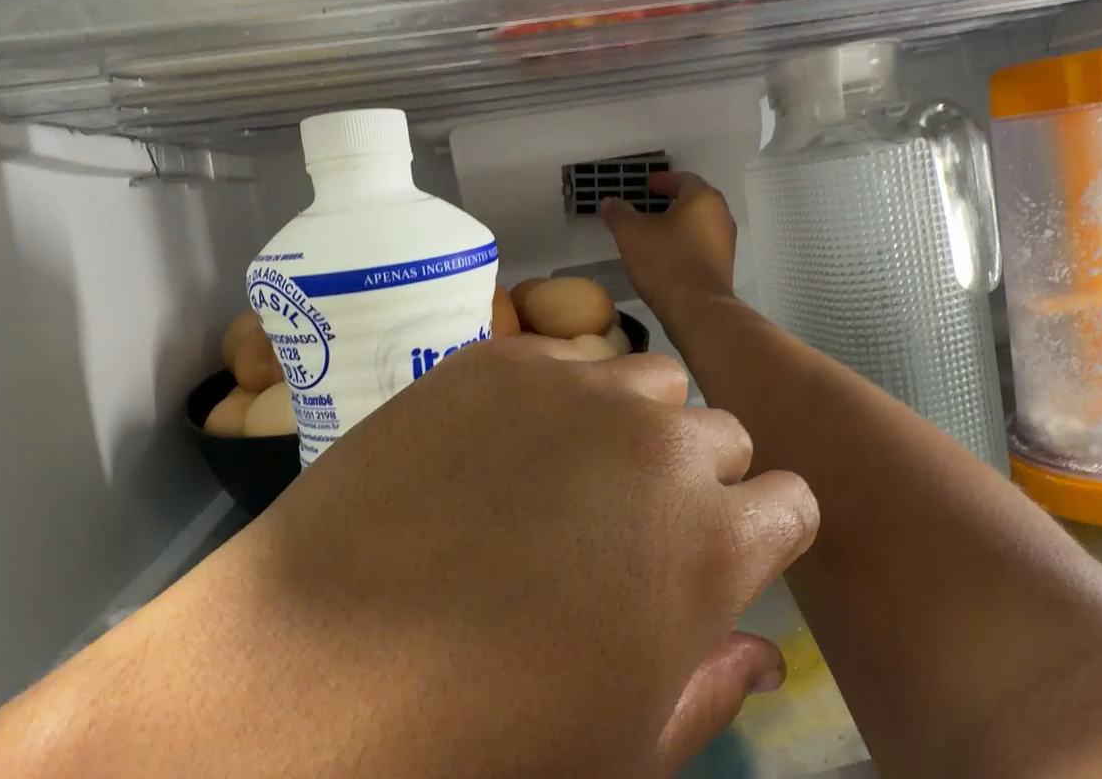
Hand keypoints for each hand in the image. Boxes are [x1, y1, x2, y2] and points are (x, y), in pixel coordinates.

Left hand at [143, 336, 817, 778]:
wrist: (308, 682)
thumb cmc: (484, 744)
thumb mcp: (622, 747)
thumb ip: (712, 688)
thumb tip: (764, 653)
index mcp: (715, 542)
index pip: (793, 501)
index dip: (760, 534)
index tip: (721, 556)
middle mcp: (660, 445)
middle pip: (721, 435)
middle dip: (697, 479)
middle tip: (627, 527)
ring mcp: (573, 391)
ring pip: (647, 384)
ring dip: (631, 426)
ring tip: (565, 477)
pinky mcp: (495, 362)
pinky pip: (562, 363)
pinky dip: (554, 400)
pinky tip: (498, 451)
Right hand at [601, 172, 737, 327]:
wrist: (697, 309)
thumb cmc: (665, 261)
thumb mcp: (631, 233)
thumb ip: (619, 213)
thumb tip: (609, 202)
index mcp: (703, 199)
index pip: (685, 179)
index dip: (665, 180)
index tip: (648, 186)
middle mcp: (721, 216)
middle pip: (696, 202)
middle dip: (674, 202)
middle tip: (651, 206)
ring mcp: (726, 243)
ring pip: (700, 225)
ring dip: (680, 225)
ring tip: (656, 232)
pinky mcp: (724, 267)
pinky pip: (703, 247)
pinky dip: (686, 245)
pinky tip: (667, 256)